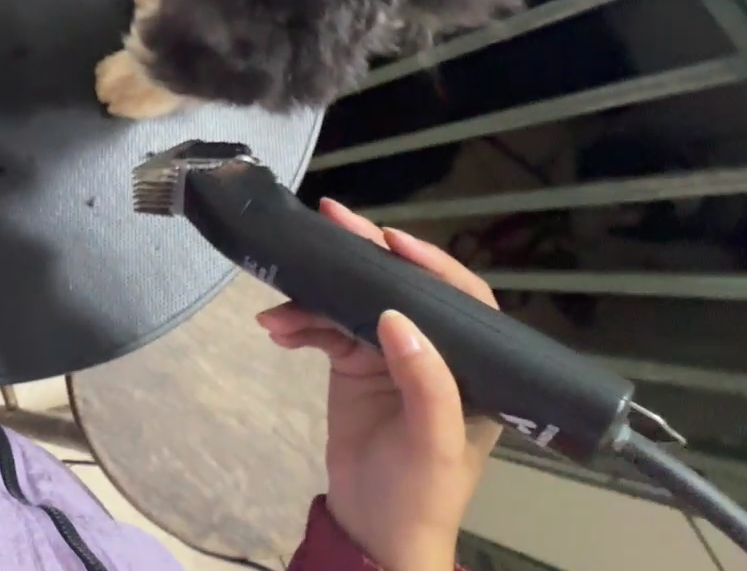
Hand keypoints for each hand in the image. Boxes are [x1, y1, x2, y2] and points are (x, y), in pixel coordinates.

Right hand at [256, 199, 500, 570]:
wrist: (373, 527)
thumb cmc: (420, 491)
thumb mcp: (433, 444)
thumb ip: (426, 382)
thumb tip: (396, 316)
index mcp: (470, 368)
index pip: (461, 300)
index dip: (430, 263)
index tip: (388, 237)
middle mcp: (431, 353)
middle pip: (397, 290)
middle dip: (360, 258)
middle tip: (326, 220)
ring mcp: (387, 356)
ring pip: (349, 306)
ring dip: (311, 303)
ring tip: (277, 313)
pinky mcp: (351, 365)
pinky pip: (322, 329)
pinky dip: (297, 325)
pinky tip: (275, 330)